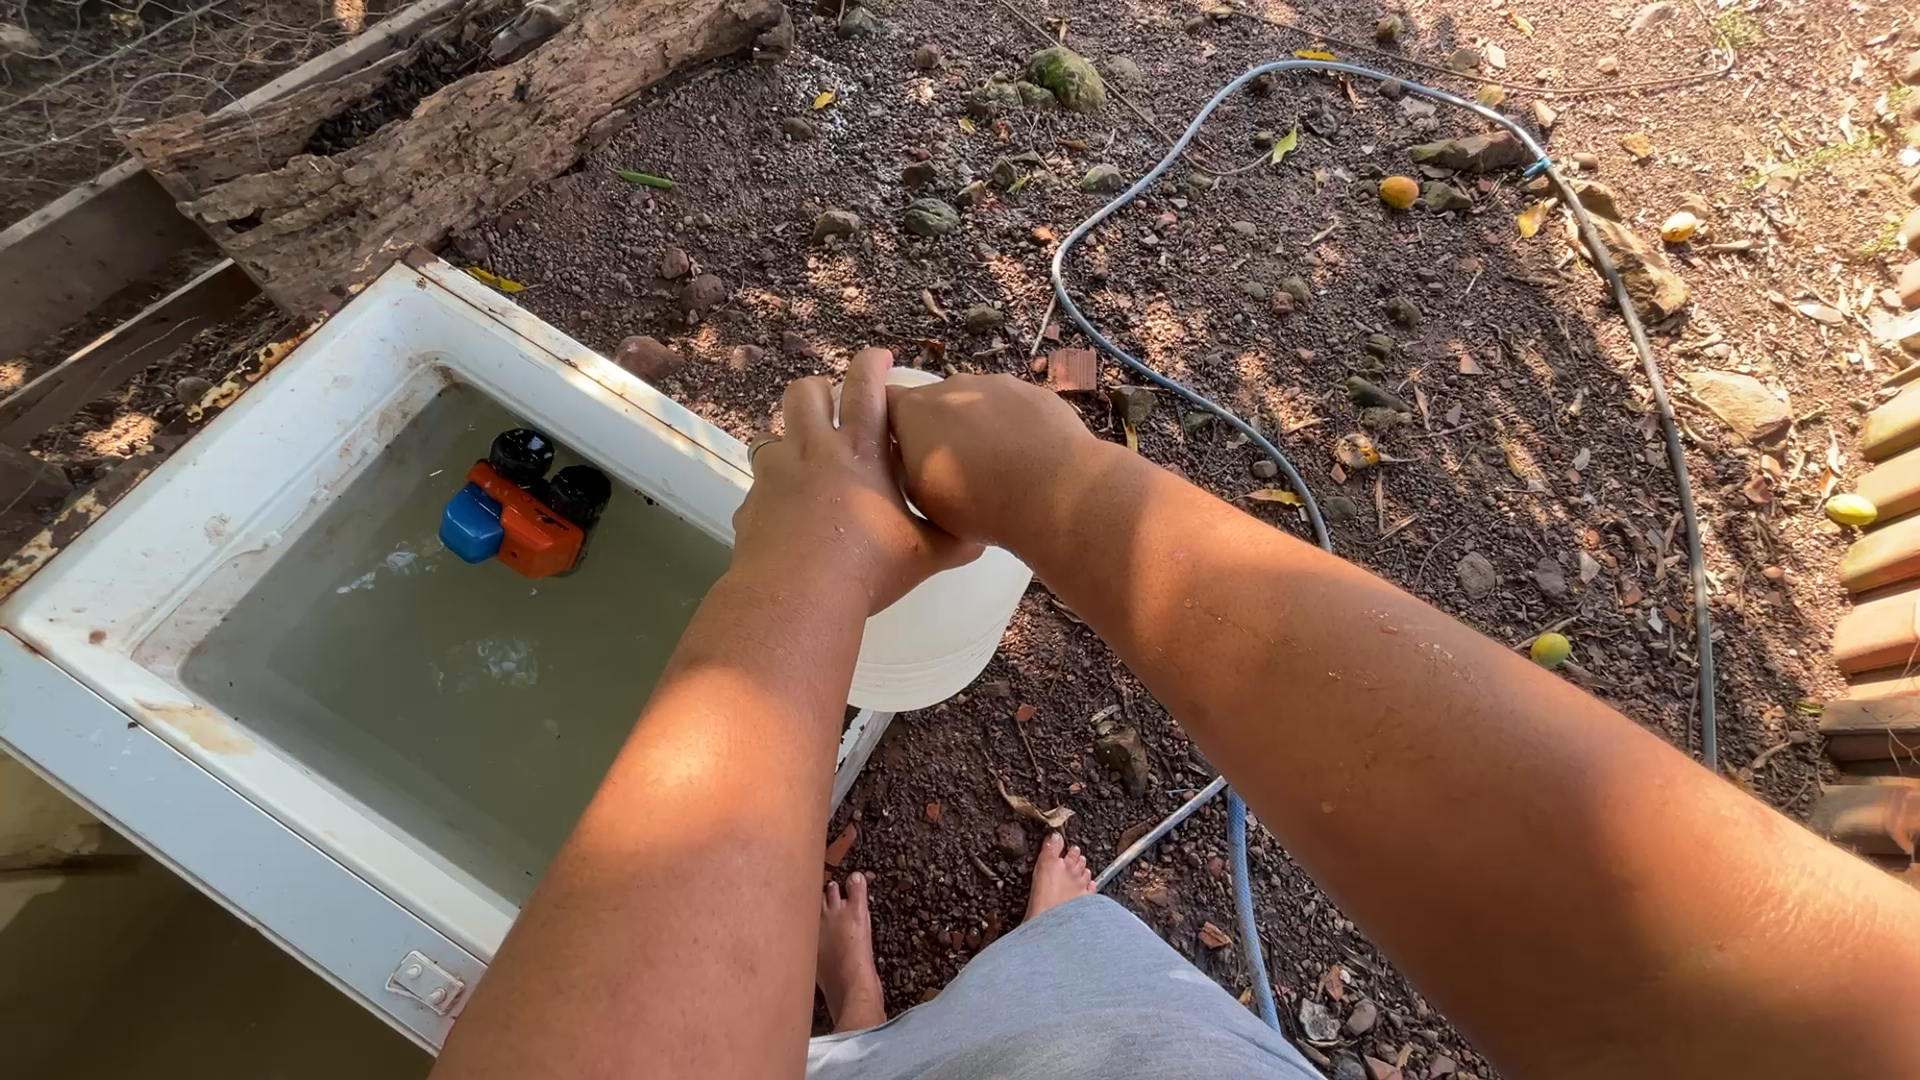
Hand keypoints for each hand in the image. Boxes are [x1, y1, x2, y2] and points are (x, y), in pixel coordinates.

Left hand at [732, 348, 980, 614]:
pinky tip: (787, 520)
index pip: (866, 387)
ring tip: (806, 469)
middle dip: (817, 390)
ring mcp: (775, 474)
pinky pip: (759, 487)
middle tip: (832, 408)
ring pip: (771, 434)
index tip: (879, 357)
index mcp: (860, 451)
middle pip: (804, 392)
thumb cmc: (870, 566)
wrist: (798, 597)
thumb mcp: (925, 555)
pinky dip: (774, 493)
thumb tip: (980, 540)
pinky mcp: (750, 504)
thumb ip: (953, 540)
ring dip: (790, 441)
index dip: (872, 363)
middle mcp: (813, 450)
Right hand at [885, 373, 1101, 545]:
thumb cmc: (976, 502)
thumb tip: (910, 456)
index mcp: (915, 410)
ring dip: (980, 428)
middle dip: (939, 430)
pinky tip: (1028, 460)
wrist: (1053, 492)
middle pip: (935, 404)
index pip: (885, 402)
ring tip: (998, 468)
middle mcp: (953, 386)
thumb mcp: (921, 499)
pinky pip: (1015, 409)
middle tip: (955, 469)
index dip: (891, 425)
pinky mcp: (1036, 393)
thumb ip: (906, 468)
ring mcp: (998, 384)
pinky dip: (1015, 429)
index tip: (903, 451)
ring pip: (977, 404)